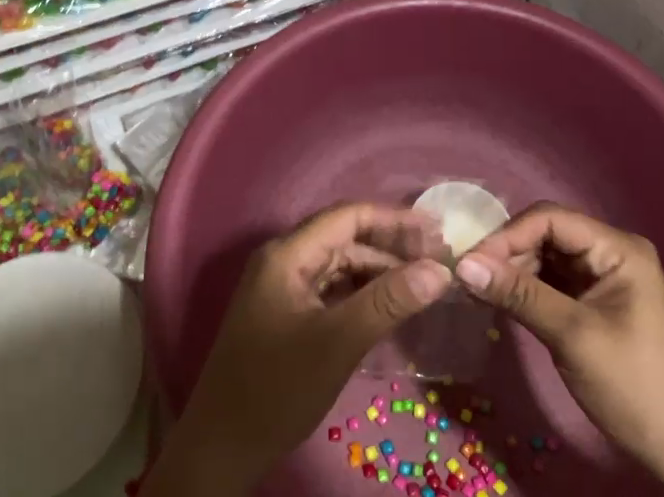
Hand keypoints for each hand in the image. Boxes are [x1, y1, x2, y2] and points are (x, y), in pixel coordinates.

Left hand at [142, 203, 450, 495]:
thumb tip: (440, 269)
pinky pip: (331, 290)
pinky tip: (391, 307)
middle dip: (392, 246)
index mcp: (287, 255)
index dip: (396, 221)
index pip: (348, 217)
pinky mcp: (286, 314)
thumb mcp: (339, 342)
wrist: (222, 447)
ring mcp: (282, 288)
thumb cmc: (278, 387)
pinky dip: (363, 293)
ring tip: (424, 284)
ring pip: (340, 265)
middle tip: (440, 261)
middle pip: (345, 238)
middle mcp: (282, 261)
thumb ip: (389, 301)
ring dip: (380, 271)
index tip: (439, 233)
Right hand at [455, 203, 663, 496]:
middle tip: (467, 278)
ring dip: (512, 271)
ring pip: (545, 257)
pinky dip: (524, 288)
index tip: (470, 261)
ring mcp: (602, 278)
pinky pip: (551, 281)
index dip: (508, 234)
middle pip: (547, 234)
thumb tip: (464, 265)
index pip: (551, 219)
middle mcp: (610, 253)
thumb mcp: (571, 335)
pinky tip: (498, 300)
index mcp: (618, 249)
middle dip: (507, 252)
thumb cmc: (631, 384)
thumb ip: (519, 294)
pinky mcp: (592, 302)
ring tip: (476, 290)